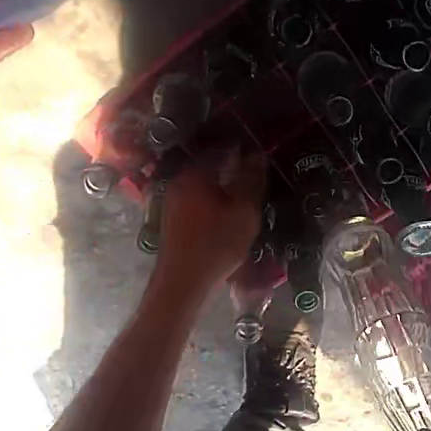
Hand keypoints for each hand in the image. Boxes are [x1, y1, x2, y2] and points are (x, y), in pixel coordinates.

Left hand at [155, 145, 265, 288]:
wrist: (183, 282)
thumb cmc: (217, 244)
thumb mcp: (244, 212)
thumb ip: (251, 181)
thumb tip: (257, 155)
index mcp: (195, 174)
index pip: (220, 149)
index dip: (241, 149)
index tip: (258, 155)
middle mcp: (179, 181)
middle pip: (208, 164)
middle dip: (230, 167)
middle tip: (253, 175)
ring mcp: (171, 199)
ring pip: (201, 182)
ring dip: (220, 184)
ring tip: (242, 194)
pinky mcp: (171, 217)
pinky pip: (194, 197)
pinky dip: (210, 198)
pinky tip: (224, 211)